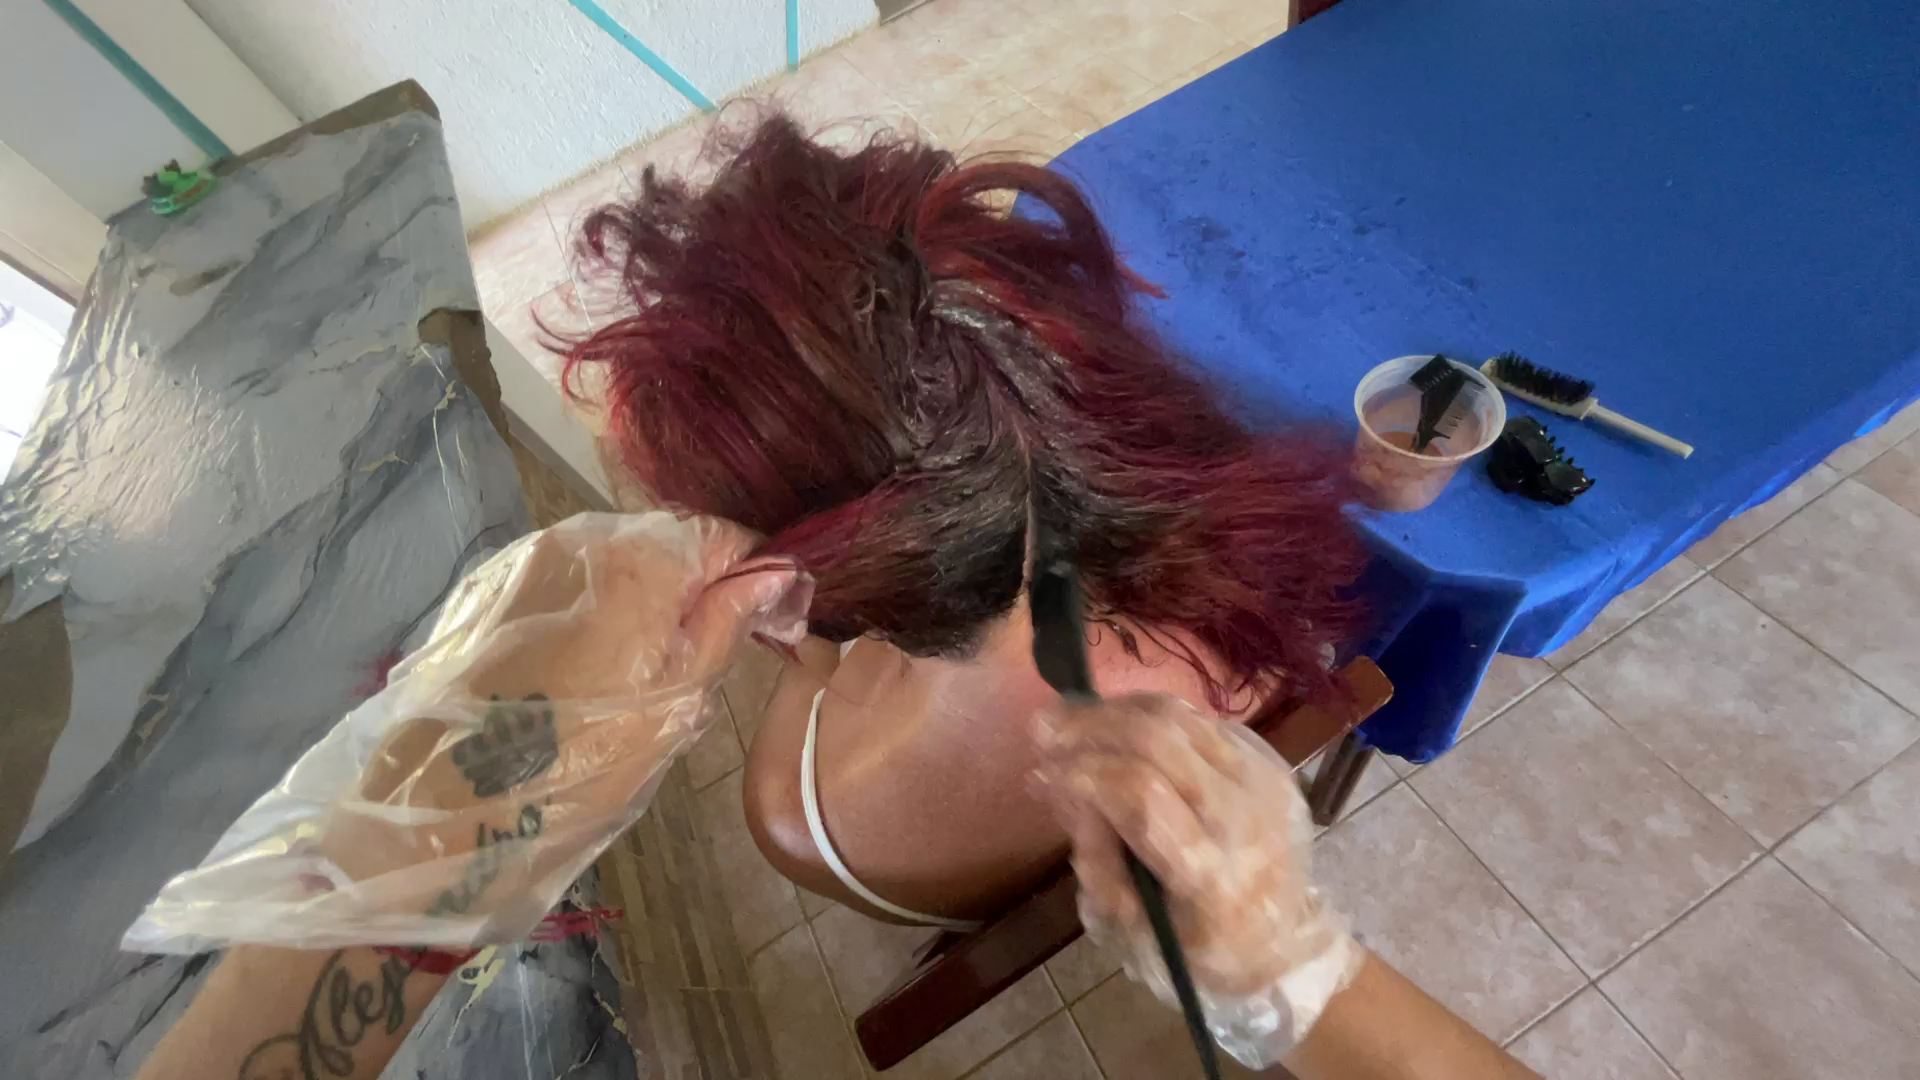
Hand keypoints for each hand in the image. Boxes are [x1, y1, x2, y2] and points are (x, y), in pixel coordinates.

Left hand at [317, 511, 809, 936]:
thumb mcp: (681, 697)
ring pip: (624, 555)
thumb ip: (731, 621)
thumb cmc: (586, 759)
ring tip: (651, 653)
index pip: (727, 536)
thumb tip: (779, 575)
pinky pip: (576, 571)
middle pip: (675, 540)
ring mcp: (534, 555)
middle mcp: (587, 536)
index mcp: (644, 562)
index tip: (771, 617)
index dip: (760, 573)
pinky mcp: (495, 580)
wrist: (445, 807)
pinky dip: (603, 597)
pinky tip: (594, 651)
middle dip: (707, 581)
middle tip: (715, 642)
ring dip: (654, 589)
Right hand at [1032, 694, 1360, 1066]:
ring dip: (1112, 711)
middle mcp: (1243, 815)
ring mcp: (1260, 778)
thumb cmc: (1200, 946)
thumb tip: (1049, 782)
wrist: (1288, 941)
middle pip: (1157, 739)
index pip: (1140, 794)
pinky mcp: (1265, 758)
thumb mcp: (1135, 925)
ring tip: (1071, 719)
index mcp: (1213, 874)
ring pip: (1174, 715)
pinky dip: (1142, 713)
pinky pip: (1191, 717)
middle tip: (1045, 728)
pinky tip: (1113, 724)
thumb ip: (1095, 854)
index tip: (1044, 770)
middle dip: (1090, 726)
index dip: (1085, 773)